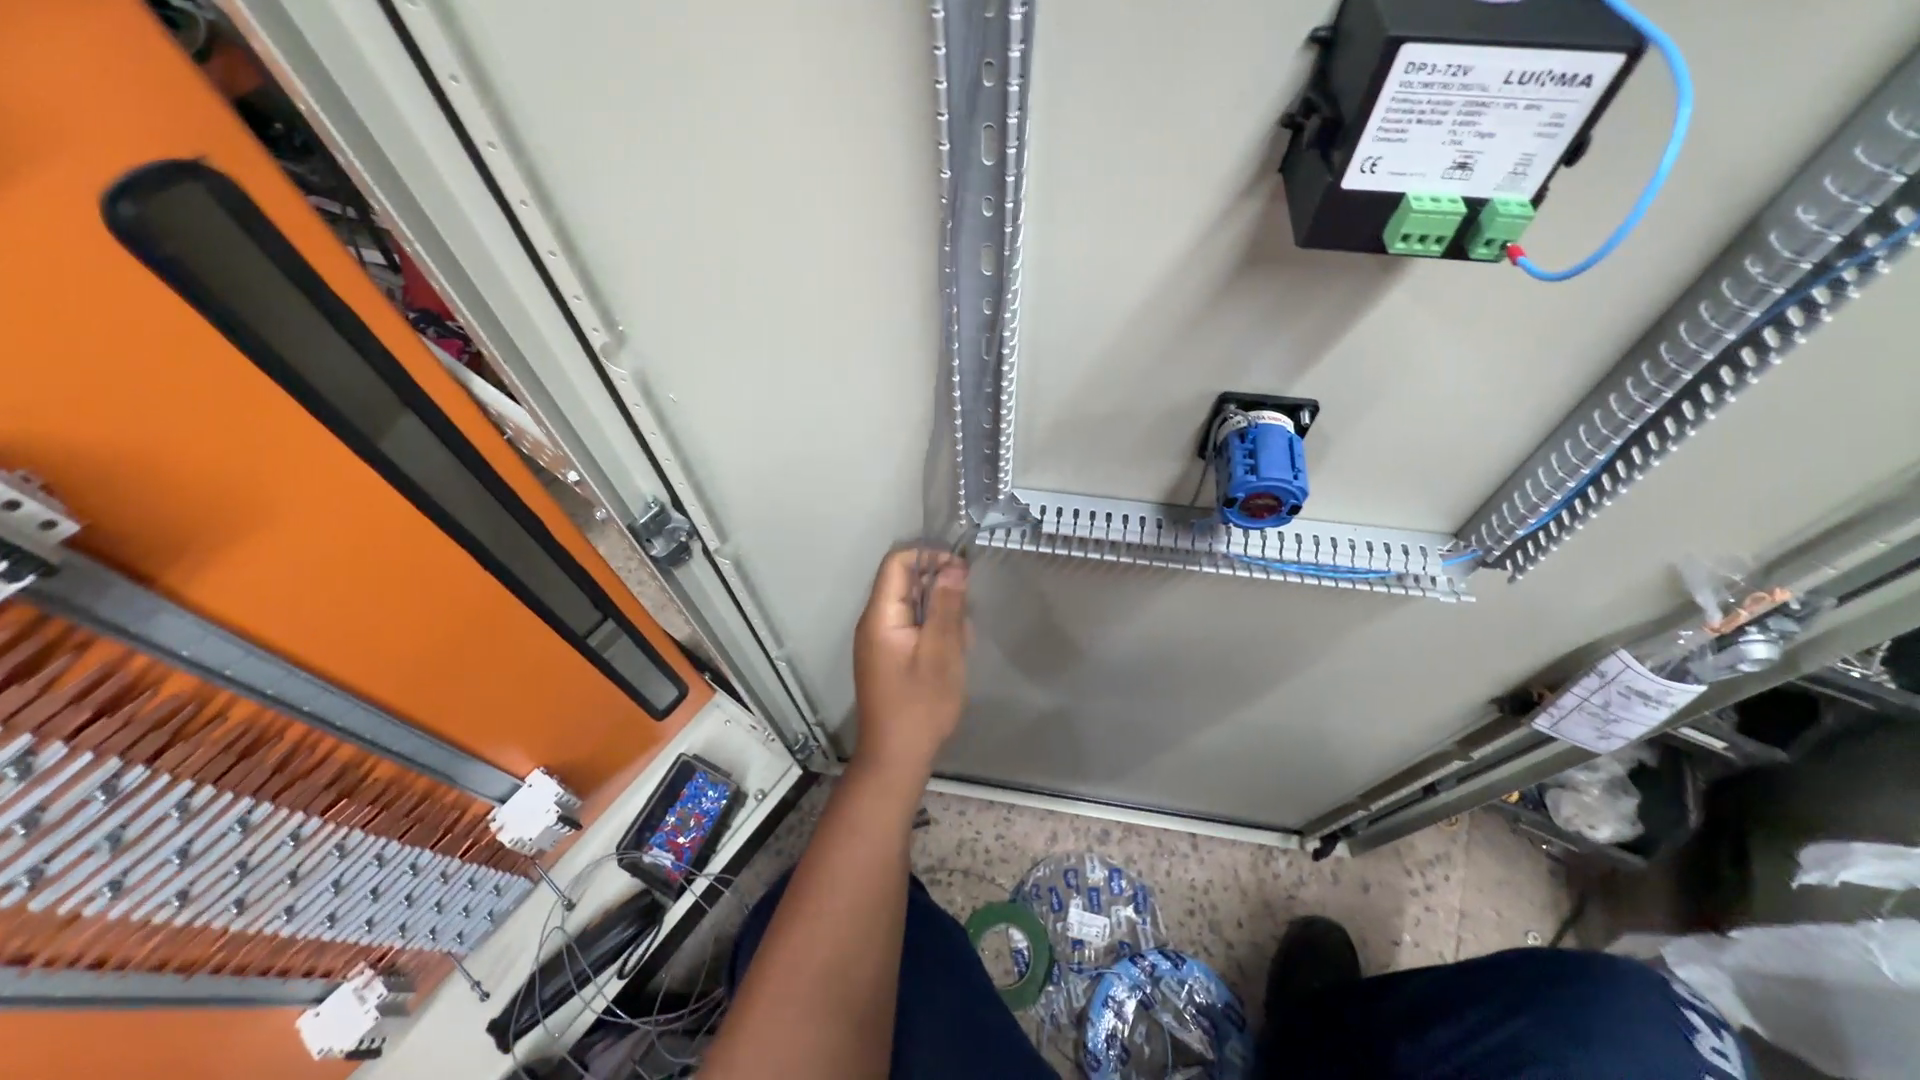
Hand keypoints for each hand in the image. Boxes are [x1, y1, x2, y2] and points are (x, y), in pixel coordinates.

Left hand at [851, 548, 970, 775]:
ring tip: (960, 644)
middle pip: (904, 583)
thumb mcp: (942, 652)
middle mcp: (873, 623)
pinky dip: (934, 635)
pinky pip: (911, 630)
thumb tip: (953, 566)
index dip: (929, 556)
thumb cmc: (921, 706)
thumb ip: (947, 606)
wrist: (896, 757)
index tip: (961, 571)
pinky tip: (950, 657)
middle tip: (966, 616)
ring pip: (912, 608)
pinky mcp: (887, 658)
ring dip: (940, 616)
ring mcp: (878, 642)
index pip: (897, 563)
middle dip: (940, 590)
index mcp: (880, 616)